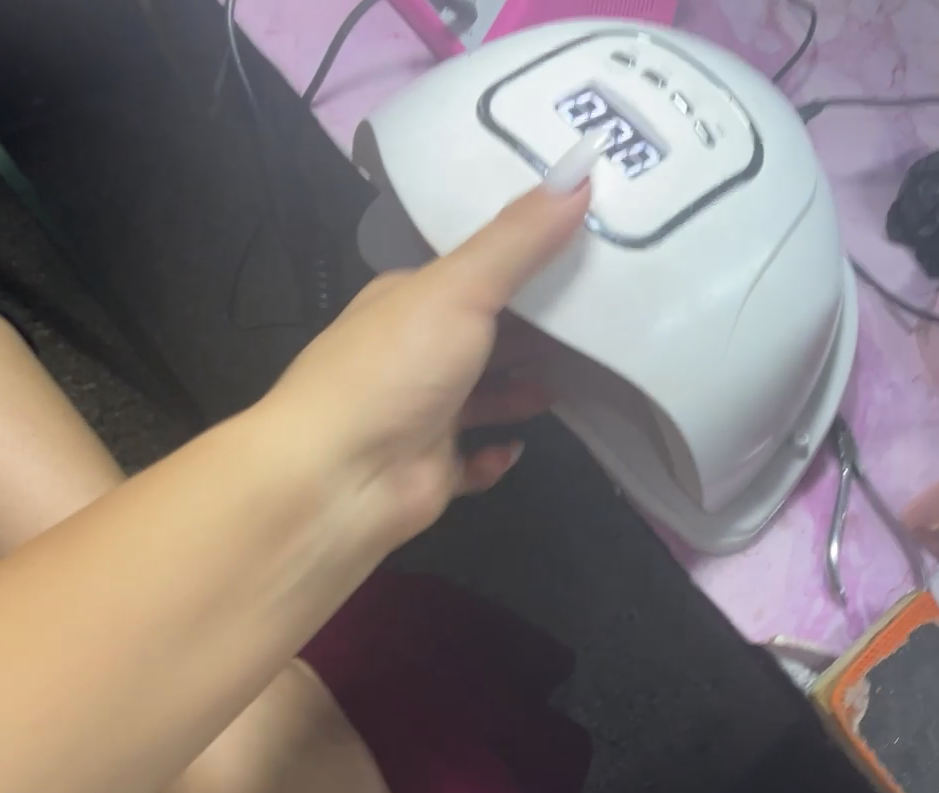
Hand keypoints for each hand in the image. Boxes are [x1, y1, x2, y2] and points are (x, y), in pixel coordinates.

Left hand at [265, 147, 597, 545]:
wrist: (342, 476)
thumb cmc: (398, 369)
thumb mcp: (461, 289)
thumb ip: (519, 240)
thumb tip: (580, 171)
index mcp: (410, 301)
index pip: (474, 274)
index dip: (525, 264)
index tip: (582, 257)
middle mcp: (414, 354)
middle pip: (485, 337)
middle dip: (533, 334)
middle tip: (596, 324)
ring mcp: (422, 414)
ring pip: (483, 398)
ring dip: (519, 393)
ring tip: (568, 384)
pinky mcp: (433, 468)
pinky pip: (474, 458)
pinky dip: (496, 452)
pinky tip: (516, 446)